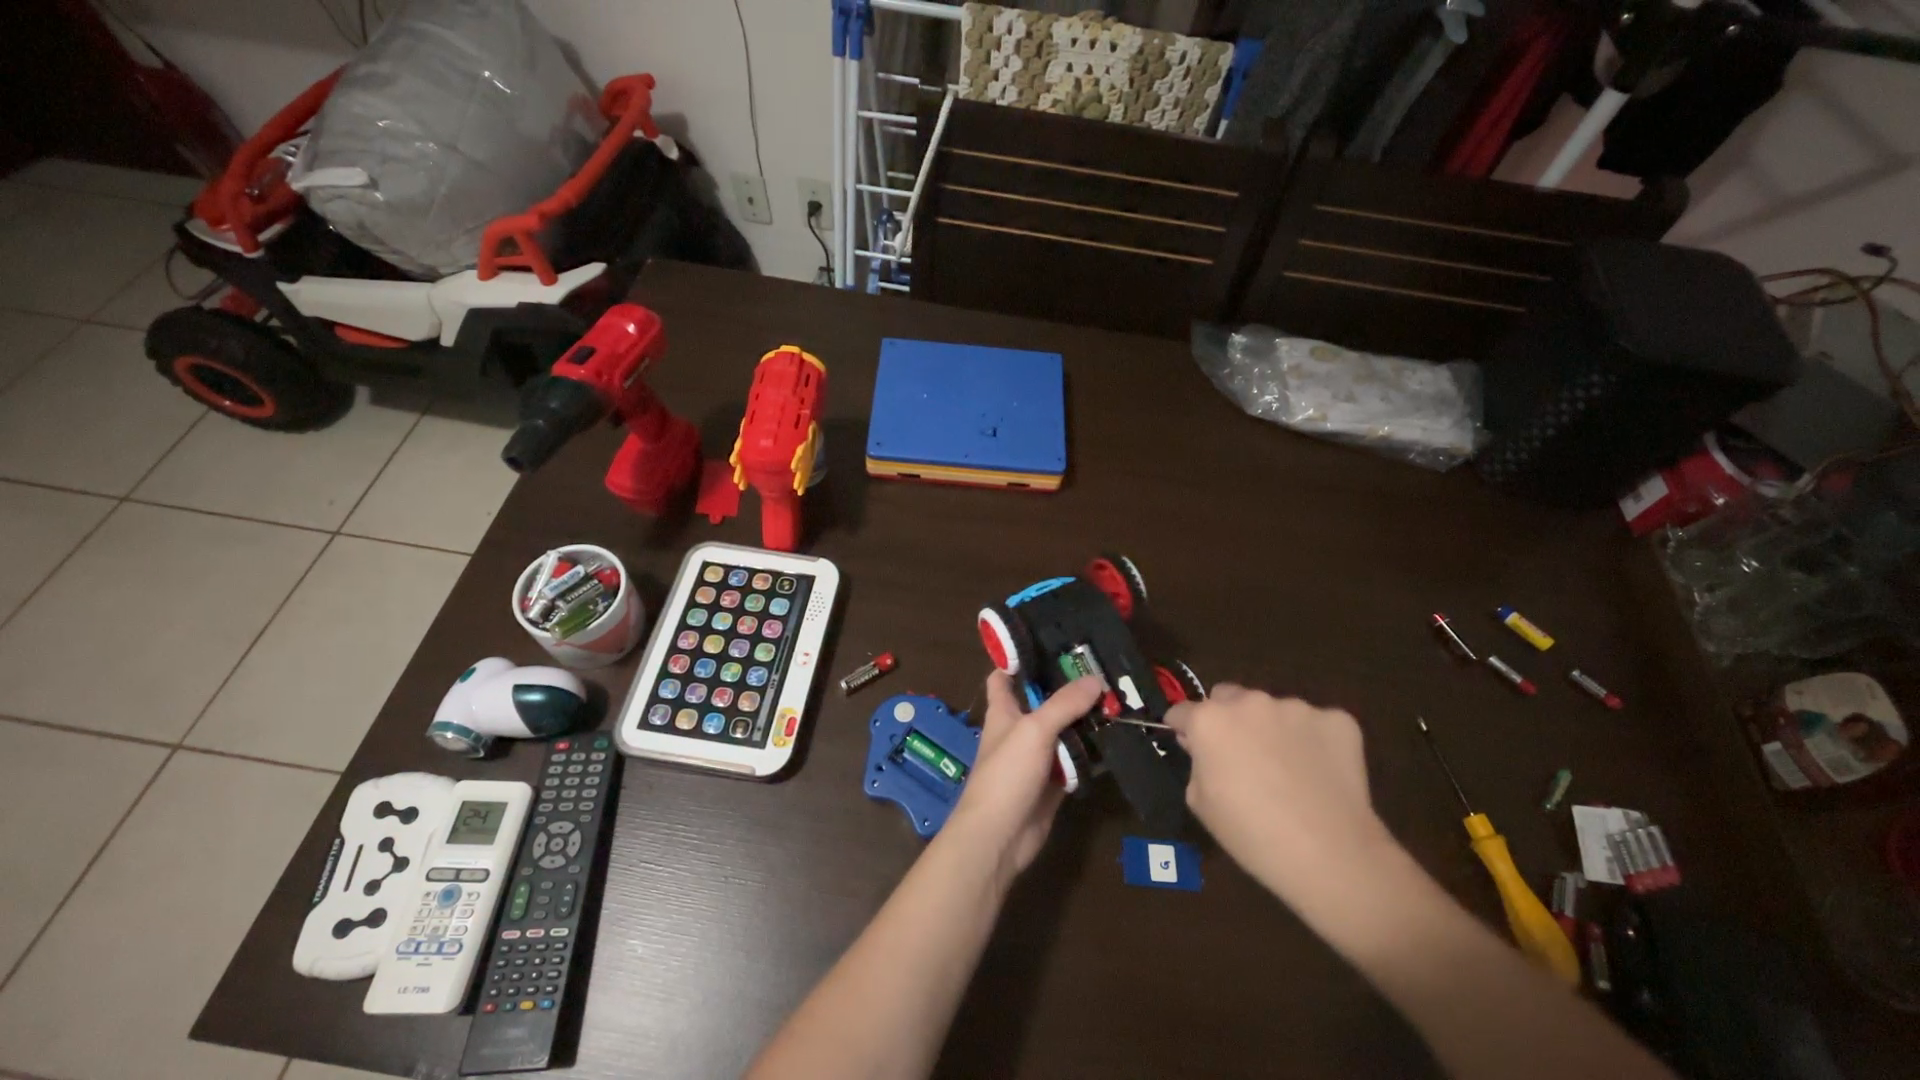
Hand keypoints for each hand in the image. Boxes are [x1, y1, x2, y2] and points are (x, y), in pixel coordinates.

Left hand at [941, 674, 1102, 880]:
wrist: (999, 836)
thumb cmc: (1005, 775)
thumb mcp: (1033, 730)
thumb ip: (1063, 704)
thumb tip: (1095, 678)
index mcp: (1002, 712)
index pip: (1005, 676)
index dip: (1020, 658)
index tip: (1050, 640)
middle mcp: (1019, 730)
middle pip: (1043, 702)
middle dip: (1069, 687)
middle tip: (1105, 669)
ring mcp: (1037, 758)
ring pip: (1064, 731)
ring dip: (1086, 720)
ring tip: (1121, 697)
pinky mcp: (1053, 783)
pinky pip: (1076, 761)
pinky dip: (1092, 753)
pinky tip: (1117, 738)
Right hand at [1165, 685, 1397, 897]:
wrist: (1328, 853)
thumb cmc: (1251, 834)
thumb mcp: (1200, 804)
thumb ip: (1197, 763)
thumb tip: (1205, 748)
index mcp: (1210, 720)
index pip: (1183, 711)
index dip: (1184, 728)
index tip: (1191, 744)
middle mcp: (1251, 702)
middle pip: (1229, 698)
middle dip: (1229, 719)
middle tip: (1242, 756)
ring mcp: (1297, 707)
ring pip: (1275, 710)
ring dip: (1273, 729)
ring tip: (1288, 770)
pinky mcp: (1337, 719)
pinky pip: (1316, 725)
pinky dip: (1313, 741)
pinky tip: (1320, 774)